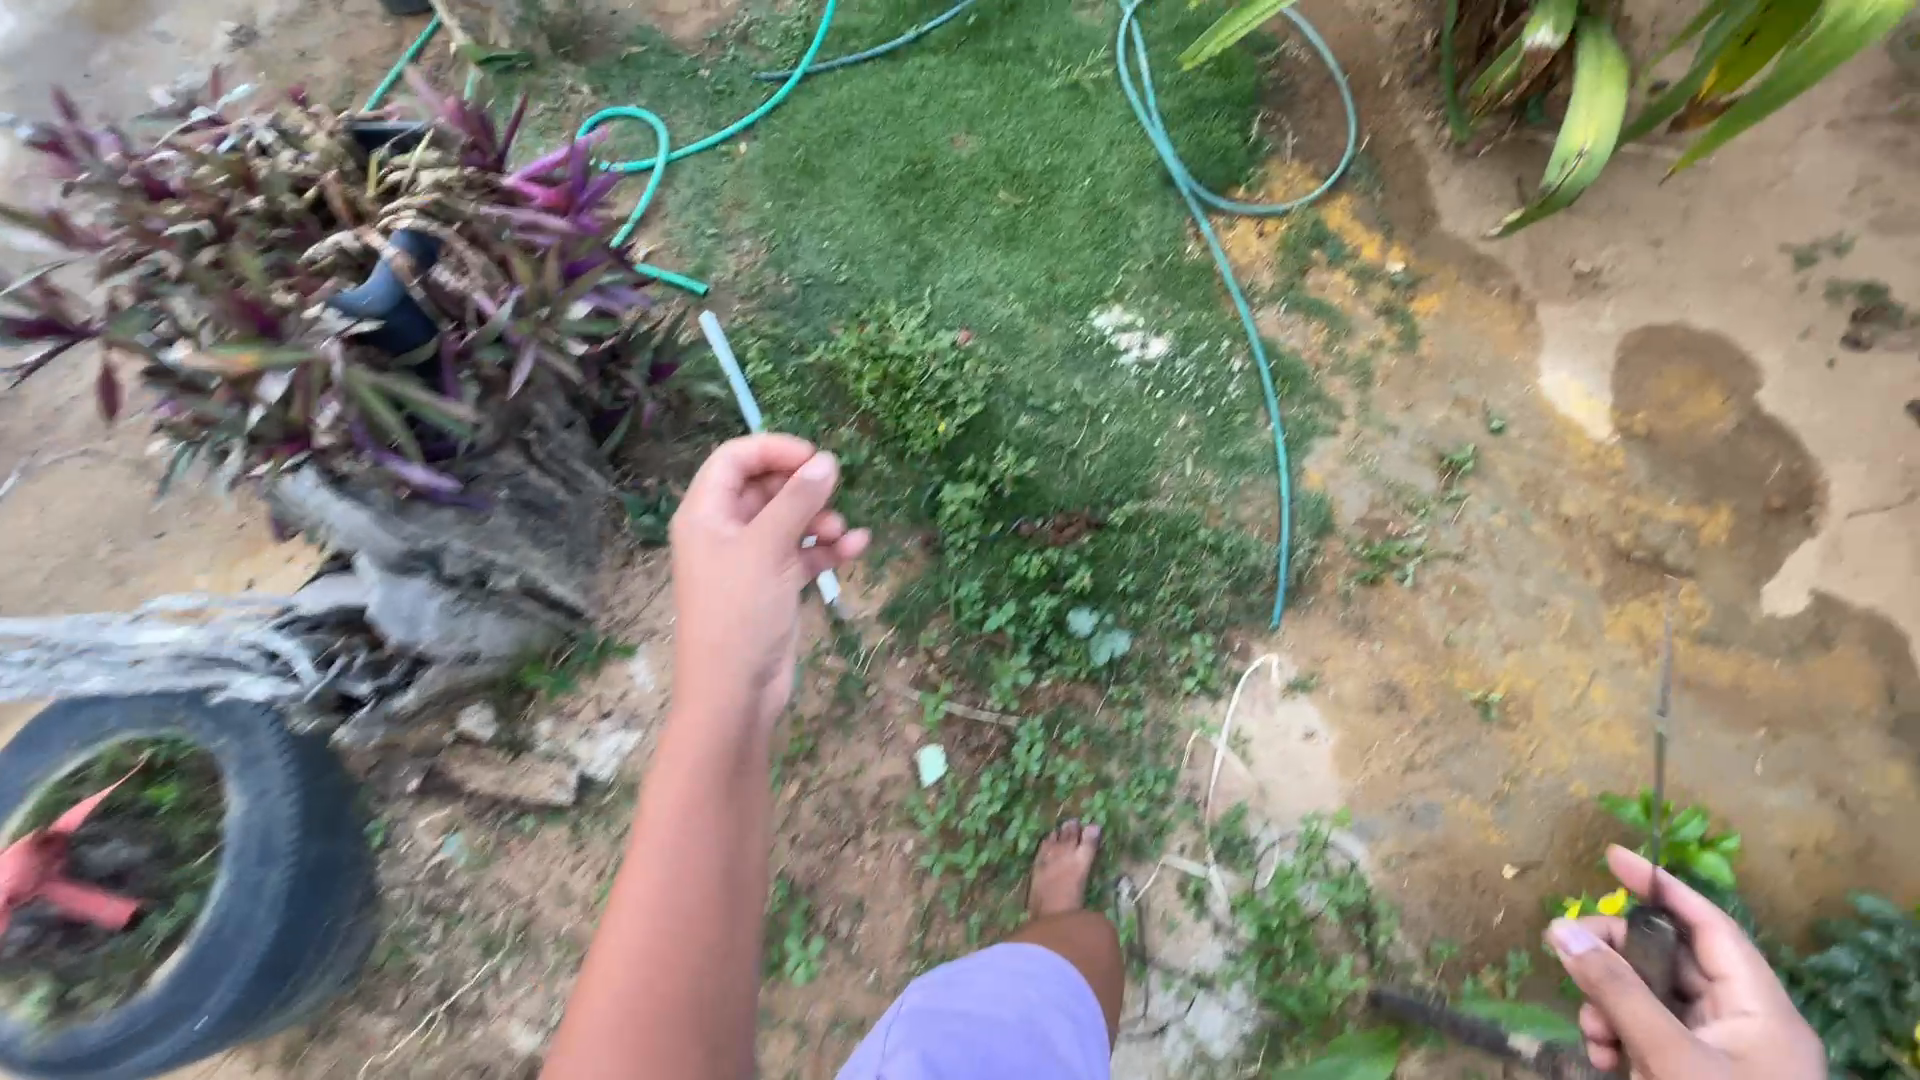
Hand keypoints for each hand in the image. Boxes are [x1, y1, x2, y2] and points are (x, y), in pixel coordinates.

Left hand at [668, 435, 868, 730]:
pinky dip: (827, 549)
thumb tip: (827, 461)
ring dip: (820, 521)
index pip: (735, 459)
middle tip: (833, 492)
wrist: (735, 690)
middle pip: (766, 487)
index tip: (814, 457)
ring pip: (789, 520)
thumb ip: (798, 501)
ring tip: (843, 534)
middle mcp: (725, 530)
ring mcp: (751, 558)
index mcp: (706, 513)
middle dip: (802, 489)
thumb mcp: (768, 549)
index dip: (774, 450)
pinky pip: (803, 553)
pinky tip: (856, 548)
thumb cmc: (739, 612)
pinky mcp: (774, 583)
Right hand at [1545, 845, 1825, 1079]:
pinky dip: (1616, 1035)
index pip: (1710, 927)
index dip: (1663, 887)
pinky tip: (1603, 1058)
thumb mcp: (1670, 1058)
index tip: (1611, 856)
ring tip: (1592, 1035)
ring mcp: (1719, 1053)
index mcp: (1762, 1012)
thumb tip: (1559, 928)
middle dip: (1614, 956)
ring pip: (1649, 997)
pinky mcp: (1692, 1073)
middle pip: (1668, 960)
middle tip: (1567, 950)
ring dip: (1607, 1003)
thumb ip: (1615, 991)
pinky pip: (1645, 1032)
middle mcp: (1743, 1024)